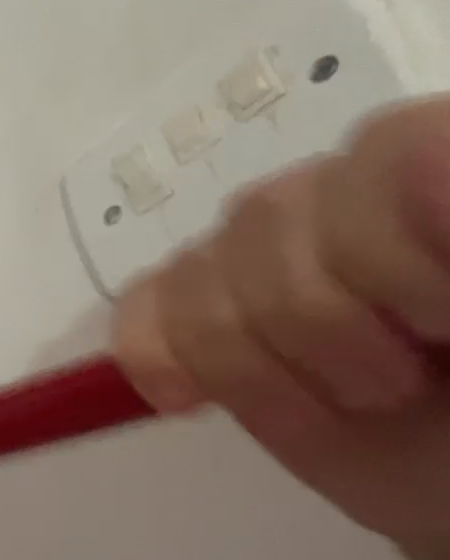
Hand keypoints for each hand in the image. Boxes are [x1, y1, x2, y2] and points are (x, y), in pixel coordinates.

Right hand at [114, 97, 449, 544]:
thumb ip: (449, 253)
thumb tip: (419, 199)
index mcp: (437, 181)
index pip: (392, 152)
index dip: (386, 242)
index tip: (438, 326)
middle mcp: (346, 196)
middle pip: (273, 216)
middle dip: (318, 319)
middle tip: (397, 386)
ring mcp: (257, 255)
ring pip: (197, 270)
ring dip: (247, 361)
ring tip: (328, 408)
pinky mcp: (191, 312)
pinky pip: (139, 308)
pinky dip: (155, 357)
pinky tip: (191, 400)